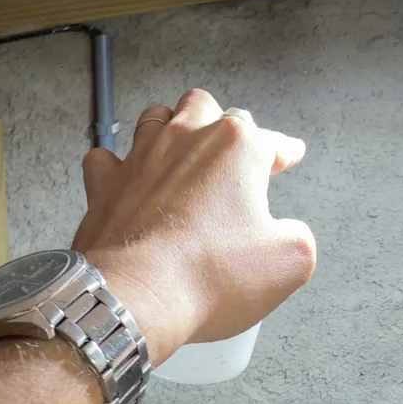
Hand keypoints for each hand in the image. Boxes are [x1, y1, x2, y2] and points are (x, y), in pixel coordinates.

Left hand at [71, 89, 314, 363]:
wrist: (136, 297)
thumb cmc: (210, 276)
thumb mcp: (289, 262)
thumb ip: (297, 236)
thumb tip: (288, 233)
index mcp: (236, 147)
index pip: (271, 140)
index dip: (284, 150)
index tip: (289, 153)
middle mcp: (186, 139)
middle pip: (204, 106)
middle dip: (218, 119)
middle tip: (228, 145)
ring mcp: (141, 158)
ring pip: (155, 117)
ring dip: (169, 128)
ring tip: (178, 147)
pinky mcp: (105, 184)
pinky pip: (105, 158)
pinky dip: (116, 166)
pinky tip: (125, 179)